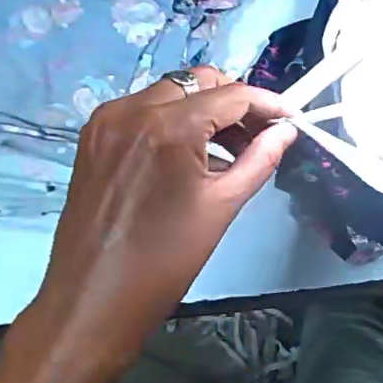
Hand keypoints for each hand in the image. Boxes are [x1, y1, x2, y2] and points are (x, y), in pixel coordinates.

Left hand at [18, 66, 295, 382]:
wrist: (94, 299)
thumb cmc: (165, 260)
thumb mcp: (222, 206)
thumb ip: (259, 159)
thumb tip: (286, 131)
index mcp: (168, 127)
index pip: (231, 95)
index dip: (266, 103)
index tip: (289, 118)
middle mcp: (132, 110)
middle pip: (197, 83)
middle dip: (233, 102)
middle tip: (259, 134)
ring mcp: (107, 121)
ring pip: (169, 92)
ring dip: (203, 109)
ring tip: (228, 148)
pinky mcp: (93, 137)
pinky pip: (143, 111)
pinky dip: (172, 120)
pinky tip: (189, 154)